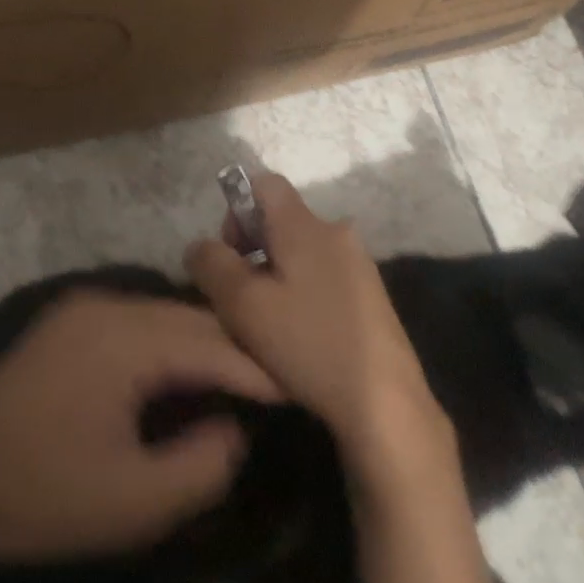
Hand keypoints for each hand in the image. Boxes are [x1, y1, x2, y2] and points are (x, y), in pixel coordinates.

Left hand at [0, 291, 281, 562]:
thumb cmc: (43, 497)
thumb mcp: (136, 502)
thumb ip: (206, 462)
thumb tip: (235, 427)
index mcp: (125, 340)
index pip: (216, 344)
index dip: (262, 370)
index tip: (301, 389)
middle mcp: (107, 305)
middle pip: (196, 318)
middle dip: (241, 350)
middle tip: (279, 383)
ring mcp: (83, 308)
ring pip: (170, 315)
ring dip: (208, 344)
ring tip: (244, 378)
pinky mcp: (68, 322)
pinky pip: (140, 321)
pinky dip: (173, 343)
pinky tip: (190, 371)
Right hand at [184, 173, 451, 472]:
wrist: (382, 399)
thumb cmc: (308, 344)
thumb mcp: (244, 306)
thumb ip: (212, 265)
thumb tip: (200, 246)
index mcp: (307, 225)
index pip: (265, 183)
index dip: (235, 209)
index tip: (230, 254)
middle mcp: (338, 232)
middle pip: (282, 222)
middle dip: (253, 252)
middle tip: (240, 301)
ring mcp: (359, 265)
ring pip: (301, 254)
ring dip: (276, 278)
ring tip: (267, 326)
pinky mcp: (370, 296)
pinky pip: (323, 278)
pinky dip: (302, 296)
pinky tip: (298, 338)